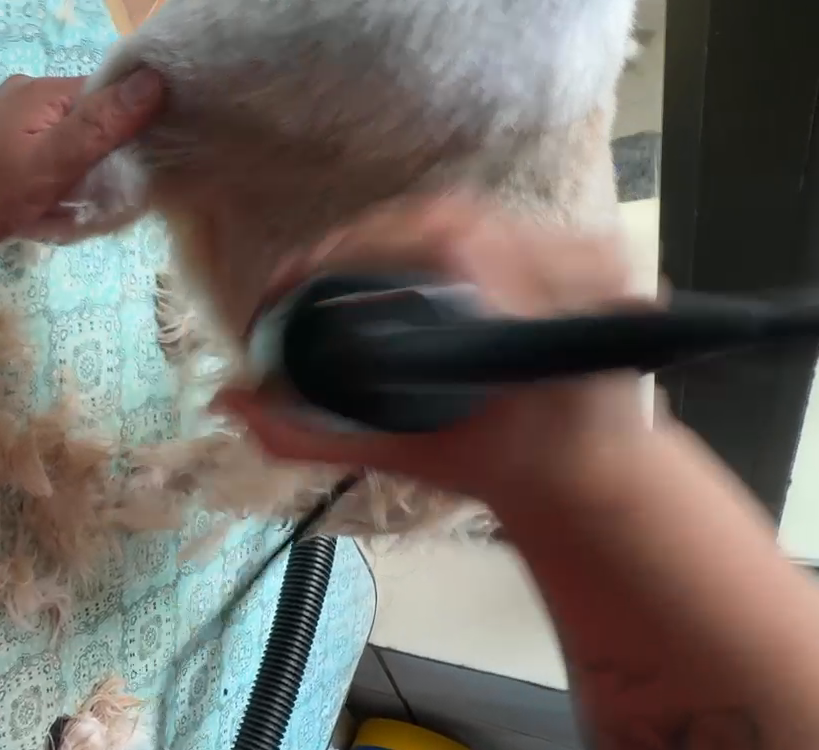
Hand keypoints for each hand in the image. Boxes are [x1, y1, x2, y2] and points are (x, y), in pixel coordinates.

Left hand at [0, 70, 164, 256]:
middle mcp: (24, 99)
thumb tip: (158, 80)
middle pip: (84, 122)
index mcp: (42, 91)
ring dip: (72, 180)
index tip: (133, 168)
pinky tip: (44, 214)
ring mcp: (5, 127)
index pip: (106, 95)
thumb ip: (103, 124)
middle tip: (97, 199)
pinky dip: (48, 187)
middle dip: (97, 160)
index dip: (126, 128)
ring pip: (61, 147)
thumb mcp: (53, 161)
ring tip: (66, 211)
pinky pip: (37, 163)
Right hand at [213, 197, 657, 512]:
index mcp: (525, 327)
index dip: (356, 246)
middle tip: (302, 274)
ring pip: (470, 211)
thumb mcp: (392, 458)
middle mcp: (570, 276)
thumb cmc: (493, 468)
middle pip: (448, 217)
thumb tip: (228, 402)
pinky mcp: (589, 249)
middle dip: (359, 237)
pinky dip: (431, 231)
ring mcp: (589, 256)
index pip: (442, 243)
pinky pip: (496, 220)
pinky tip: (392, 256)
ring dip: (391, 231)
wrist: (591, 469)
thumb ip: (306, 437)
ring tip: (336, 263)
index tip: (297, 277)